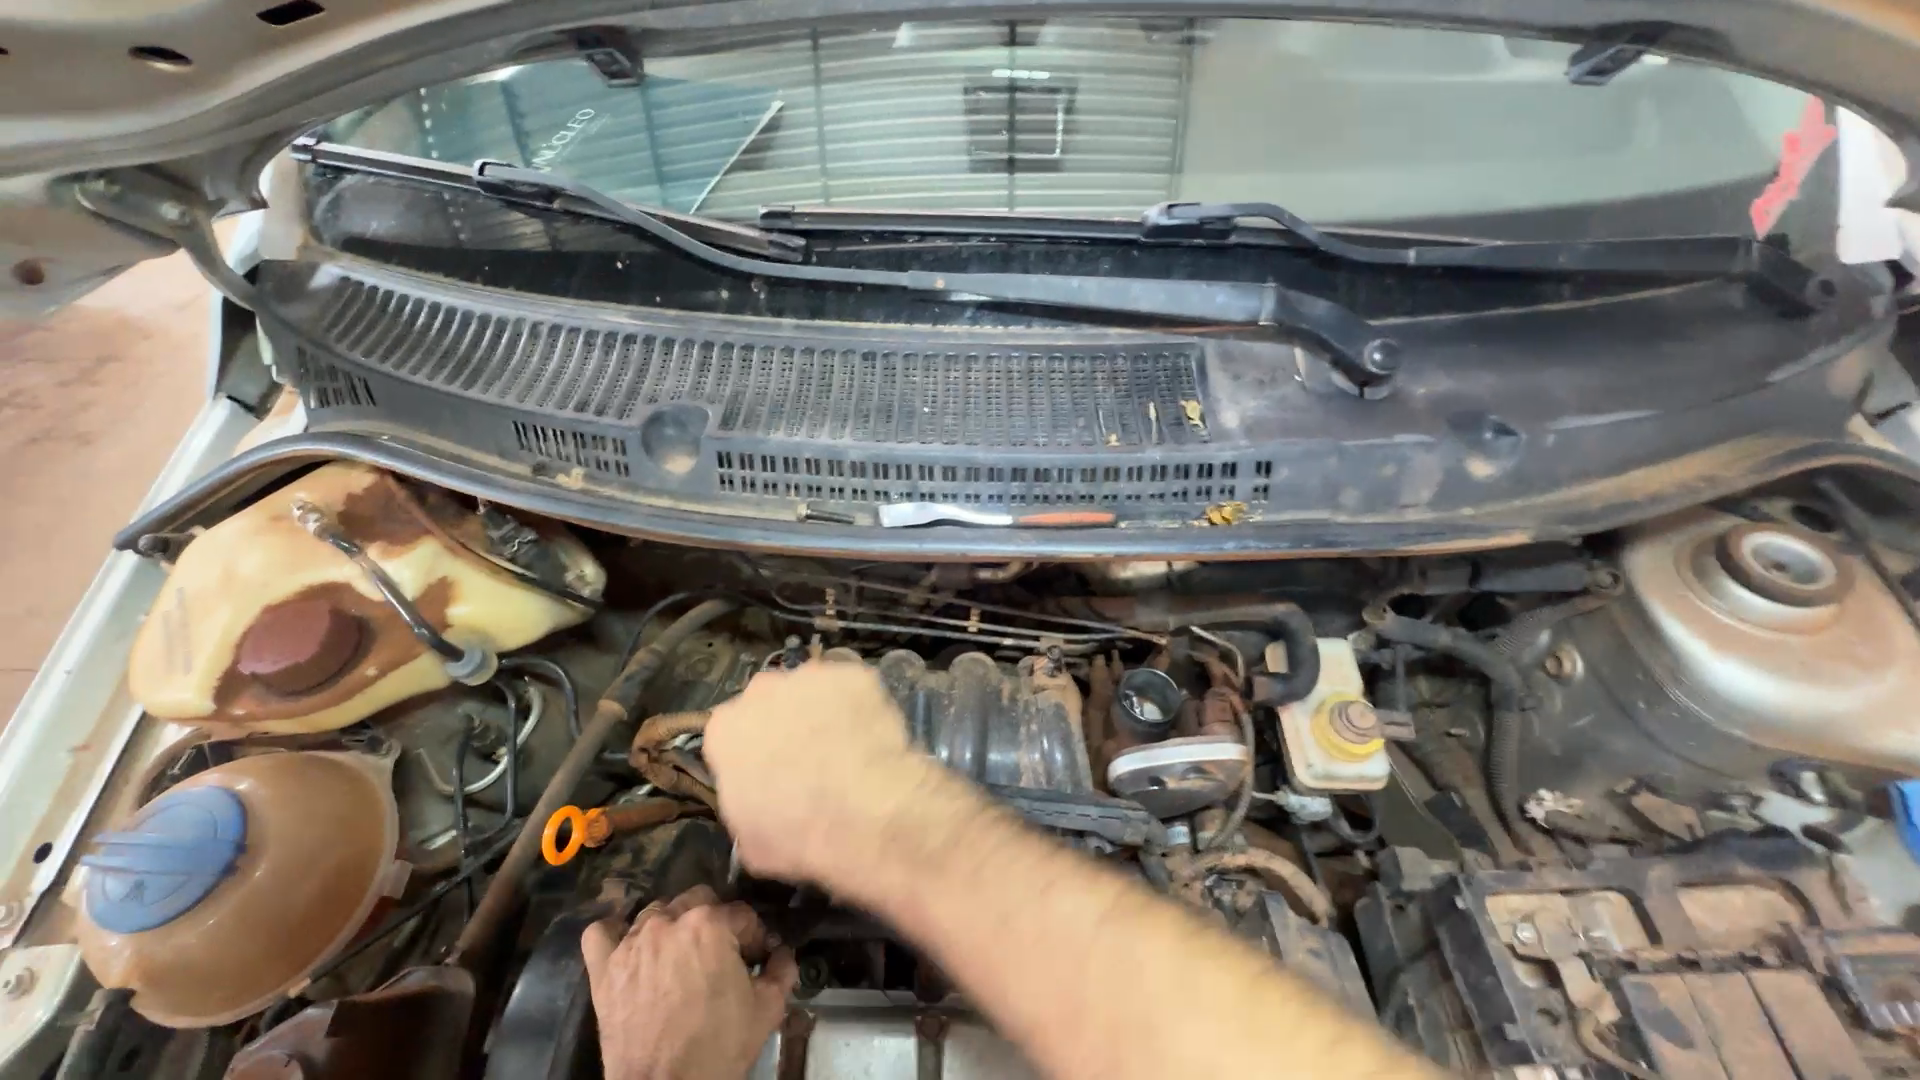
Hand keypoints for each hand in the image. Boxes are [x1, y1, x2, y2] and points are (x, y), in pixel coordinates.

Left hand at [582, 885, 797, 1079]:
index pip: (742, 914)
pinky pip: (600, 932)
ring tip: (679, 956)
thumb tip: (783, 953)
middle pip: (698, 900)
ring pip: (655, 911)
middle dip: (715, 922)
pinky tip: (628, 944)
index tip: (757, 960)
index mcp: (711, 924)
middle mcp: (669, 922)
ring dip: (672, 925)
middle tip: (720, 956)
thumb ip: (782, 969)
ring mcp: (632, 943)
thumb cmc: (719, 1047)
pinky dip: (613, 931)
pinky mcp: (604, 969)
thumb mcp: (767, 1009)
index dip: (755, 937)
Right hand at [703, 662, 948, 887]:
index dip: (753, 752)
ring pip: (813, 690)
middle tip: (810, 756)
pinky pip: (854, 687)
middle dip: (785, 723)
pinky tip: (870, 734)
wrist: (865, 813)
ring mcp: (811, 676)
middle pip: (770, 701)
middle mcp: (762, 691)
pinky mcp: (855, 674)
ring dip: (823, 710)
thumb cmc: (799, 834)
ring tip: (846, 745)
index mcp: (726, 730)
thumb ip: (744, 804)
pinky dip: (860, 704)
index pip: (732, 733)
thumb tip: (758, 804)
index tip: (770, 772)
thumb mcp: (749, 839)